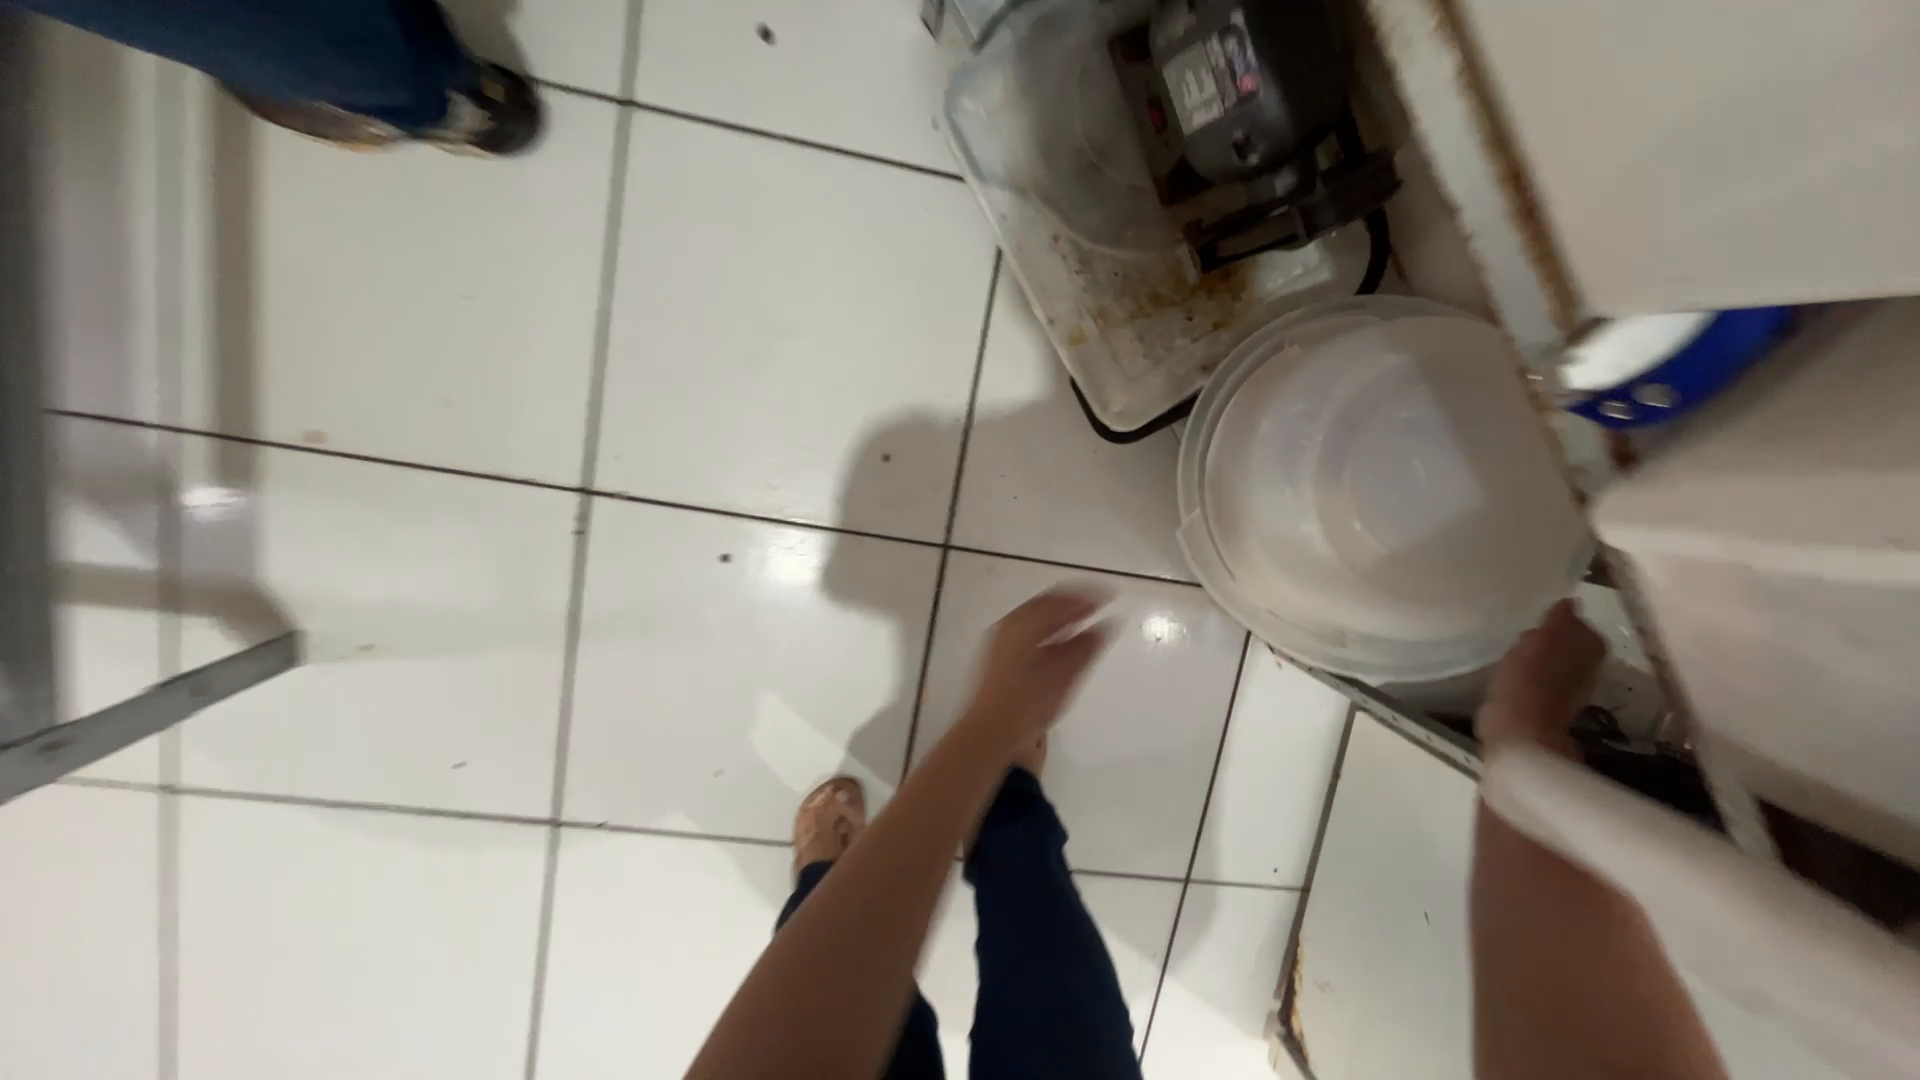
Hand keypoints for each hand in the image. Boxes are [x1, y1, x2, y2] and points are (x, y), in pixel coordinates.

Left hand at [957, 588, 1111, 755]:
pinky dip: (1048, 630)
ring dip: (1060, 617)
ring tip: (1084, 622)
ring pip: (1035, 619)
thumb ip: (1087, 647)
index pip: (1059, 599)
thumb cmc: (1028, 703)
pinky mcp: (998, 657)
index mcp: (1023, 624)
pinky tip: (1061, 643)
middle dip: (1073, 604)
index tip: (1109, 595)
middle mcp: (1009, 626)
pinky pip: (1027, 632)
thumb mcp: (1064, 675)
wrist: (989, 732)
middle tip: (1098, 606)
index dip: (1086, 596)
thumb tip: (1107, 625)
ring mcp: (1000, 641)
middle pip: (1045, 605)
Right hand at [1476, 599, 1605, 759]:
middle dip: (1551, 637)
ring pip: (1558, 661)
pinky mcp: (1550, 704)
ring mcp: (1571, 688)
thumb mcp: (1540, 640)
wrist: (1520, 727)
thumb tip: (1571, 601)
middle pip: (1571, 643)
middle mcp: (1589, 667)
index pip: (1579, 623)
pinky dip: (1533, 673)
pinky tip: (1514, 672)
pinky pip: (1544, 678)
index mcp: (1590, 648)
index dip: (1558, 618)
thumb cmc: (1528, 678)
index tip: (1535, 615)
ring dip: (1541, 655)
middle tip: (1523, 630)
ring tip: (1515, 650)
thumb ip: (1558, 619)